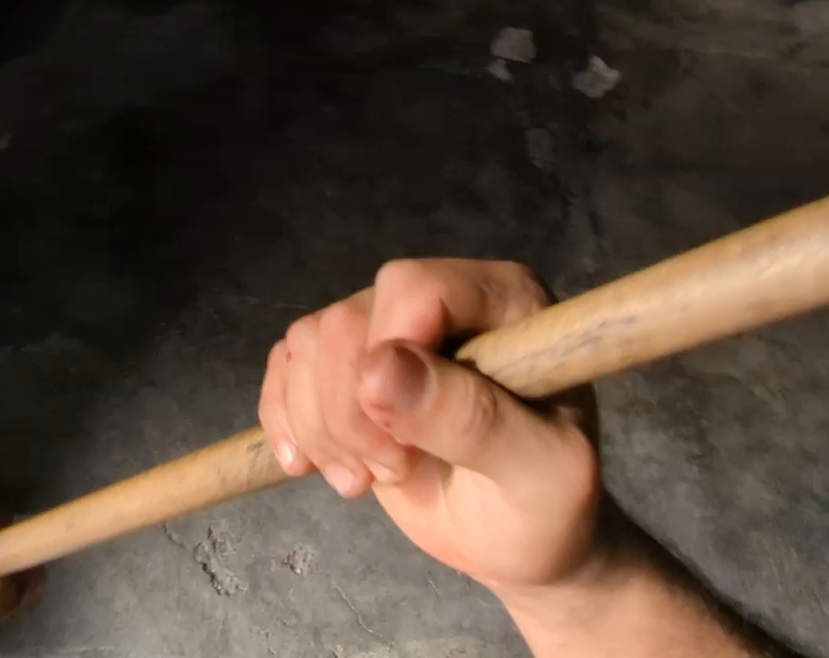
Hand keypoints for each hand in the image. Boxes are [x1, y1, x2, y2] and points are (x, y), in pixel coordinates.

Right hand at [257, 259, 604, 603]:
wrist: (508, 541)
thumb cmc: (545, 508)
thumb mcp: (539, 475)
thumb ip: (472, 418)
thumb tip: (379, 371)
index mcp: (500, 299)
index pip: (416, 286)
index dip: (391, 352)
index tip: (404, 436)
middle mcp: (434, 298)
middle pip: (348, 320)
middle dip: (353, 412)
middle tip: (394, 471)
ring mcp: (382, 326)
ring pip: (308, 341)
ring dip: (321, 425)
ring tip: (365, 479)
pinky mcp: (341, 360)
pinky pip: (283, 363)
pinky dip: (285, 419)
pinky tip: (313, 465)